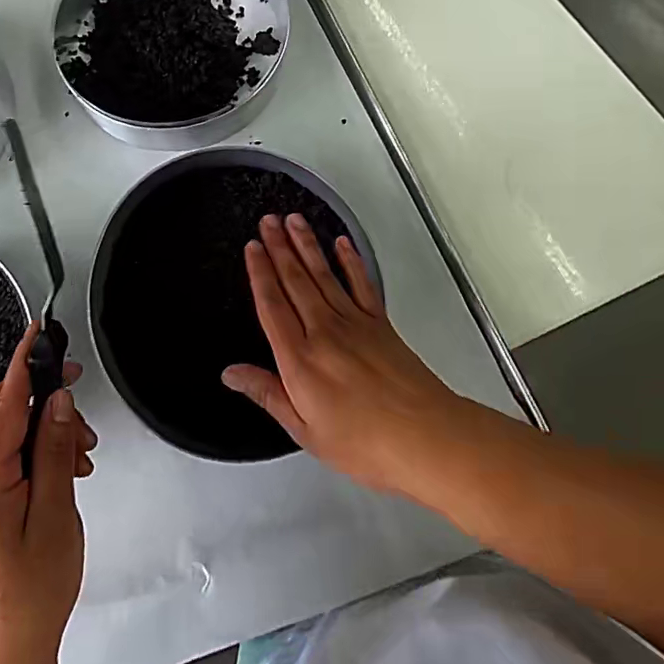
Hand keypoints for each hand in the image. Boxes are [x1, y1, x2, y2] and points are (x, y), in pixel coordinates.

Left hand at [0, 323, 96, 663]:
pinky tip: (65, 468)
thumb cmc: (32, 594)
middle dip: (43, 395)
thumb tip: (59, 404)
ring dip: (47, 430)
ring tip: (81, 452)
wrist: (13, 645)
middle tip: (74, 387)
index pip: (6, 402)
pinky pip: (11, 459)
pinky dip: (39, 452)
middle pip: (5, 412)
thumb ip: (54, 452)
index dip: (24, 362)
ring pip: (11, 435)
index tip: (36, 334)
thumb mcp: (56, 514)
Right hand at [222, 214, 478, 497]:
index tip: (252, 248)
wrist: (432, 441)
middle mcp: (325, 333)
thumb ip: (267, 394)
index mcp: (300, 359)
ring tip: (293, 220)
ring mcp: (356, 325)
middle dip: (279, 247)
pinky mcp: (382, 327)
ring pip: (324, 275)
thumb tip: (231, 374)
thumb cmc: (369, 442)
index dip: (259, 272)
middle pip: (296, 280)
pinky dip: (351, 262)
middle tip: (268, 220)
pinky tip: (341, 244)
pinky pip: (362, 285)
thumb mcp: (305, 430)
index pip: (272, 304)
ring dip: (307, 245)